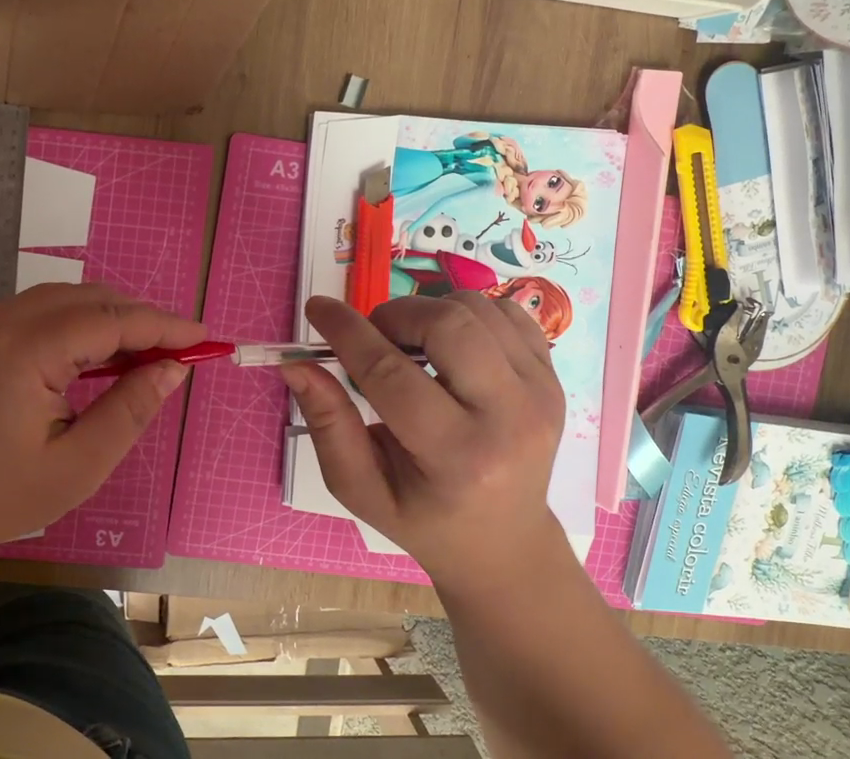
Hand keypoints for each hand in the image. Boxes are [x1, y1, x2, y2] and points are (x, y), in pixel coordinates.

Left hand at [0, 283, 203, 554]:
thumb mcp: (78, 465)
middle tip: (180, 351)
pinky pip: (40, 311)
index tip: (206, 338)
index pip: (111, 320)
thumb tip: (171, 369)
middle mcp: (5, 320)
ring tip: (147, 353)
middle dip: (139, 318)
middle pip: (88, 298)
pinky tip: (98, 353)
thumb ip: (128, 411)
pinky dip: (77, 322)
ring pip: (64, 298)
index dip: (163, 326)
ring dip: (109, 317)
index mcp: (27, 349)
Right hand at [283, 293, 566, 584]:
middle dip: (394, 315)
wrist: (503, 541)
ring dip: (428, 312)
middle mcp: (510, 420)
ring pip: (477, 310)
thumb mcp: (357, 485)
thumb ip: (327, 423)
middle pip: (448, 325)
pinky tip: (446, 347)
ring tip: (408, 345)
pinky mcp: (554, 379)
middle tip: (373, 338)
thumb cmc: (420, 516)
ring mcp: (541, 395)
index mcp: (457, 456)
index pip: (391, 373)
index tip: (316, 309)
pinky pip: (506, 313)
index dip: (346, 332)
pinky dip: (466, 315)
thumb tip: (296, 365)